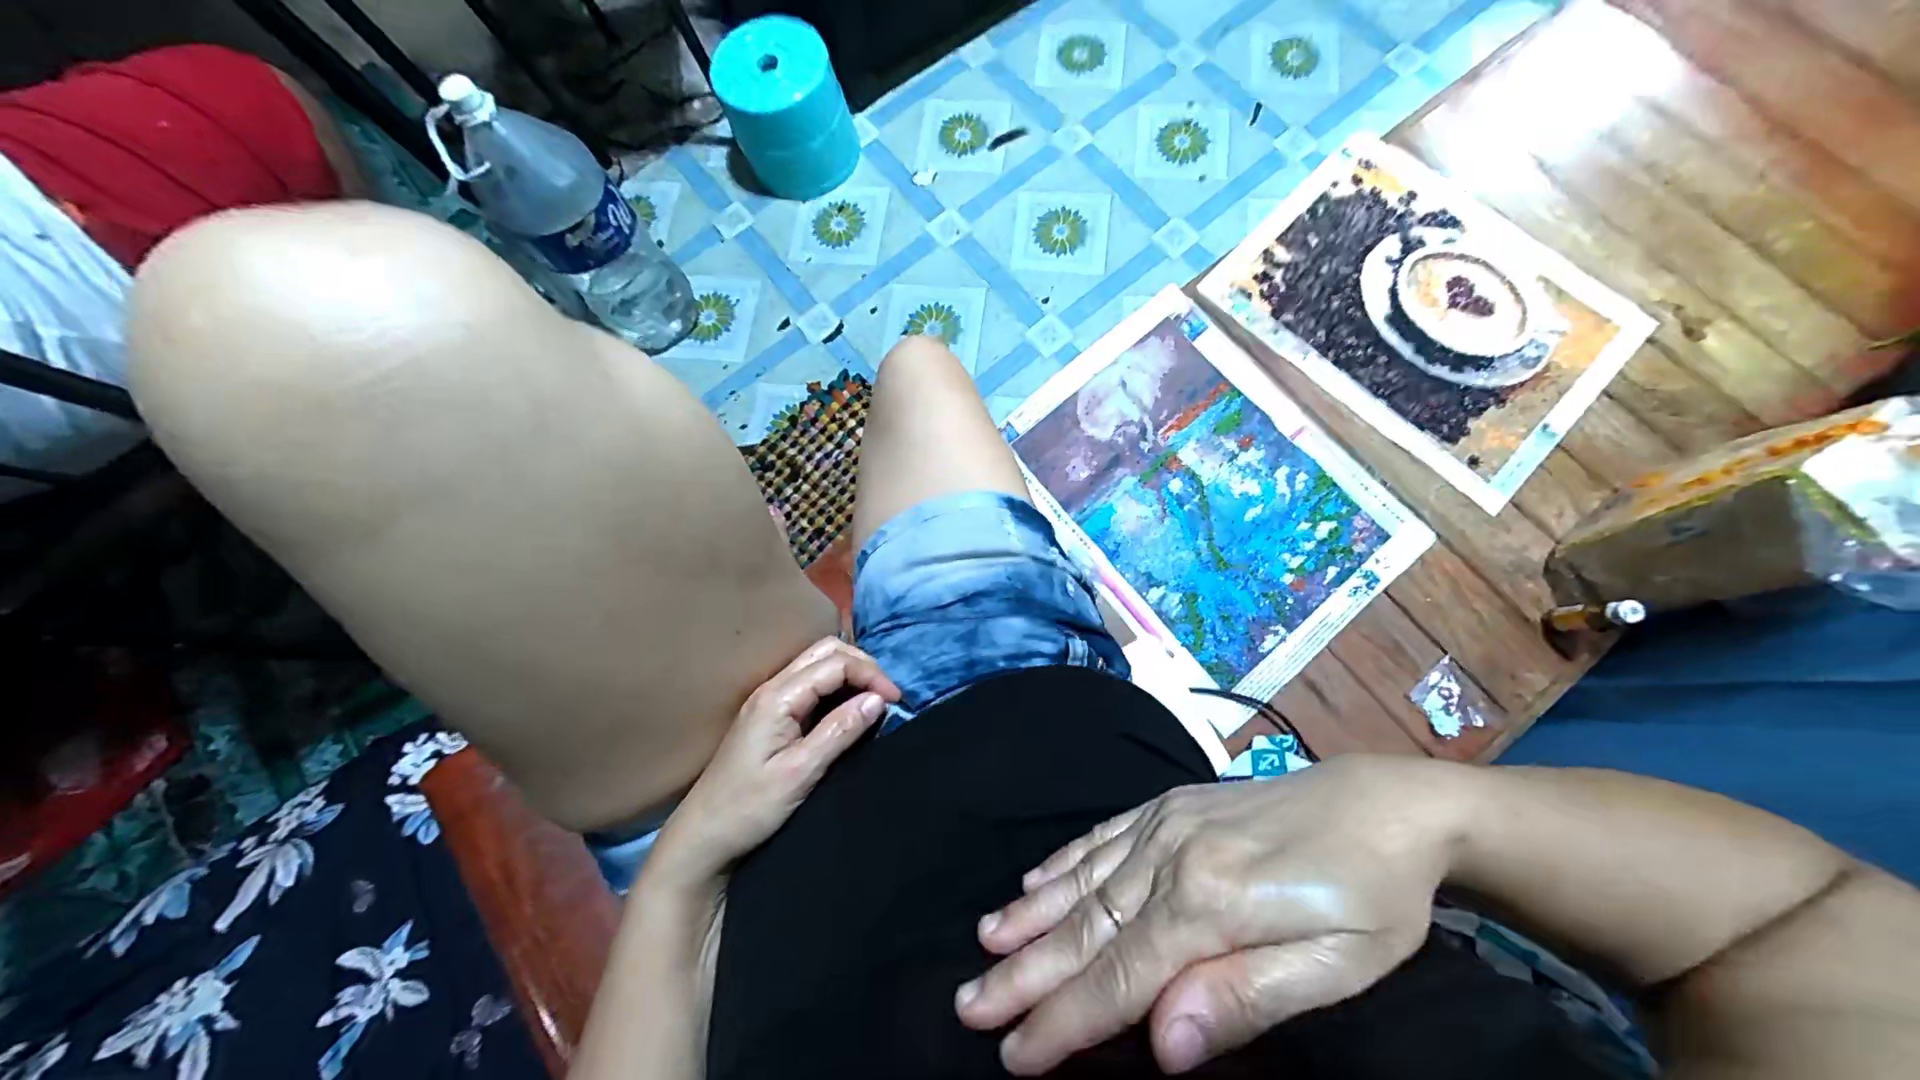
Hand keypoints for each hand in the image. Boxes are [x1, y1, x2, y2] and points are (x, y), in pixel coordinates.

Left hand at [649, 637, 900, 885]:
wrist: (702, 837)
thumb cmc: (749, 808)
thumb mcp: (801, 772)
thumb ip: (840, 731)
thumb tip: (878, 700)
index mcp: (778, 697)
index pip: (835, 663)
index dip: (871, 675)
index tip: (895, 701)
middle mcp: (772, 688)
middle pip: (826, 652)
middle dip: (862, 665)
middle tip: (886, 696)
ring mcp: (769, 700)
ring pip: (818, 664)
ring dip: (850, 673)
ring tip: (873, 700)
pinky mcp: (770, 715)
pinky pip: (810, 683)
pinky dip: (837, 686)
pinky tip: (849, 708)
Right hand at [954, 756, 1471, 1074]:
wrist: (1381, 804)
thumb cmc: (1372, 897)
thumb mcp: (1338, 967)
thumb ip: (1245, 998)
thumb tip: (1164, 1046)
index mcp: (1211, 902)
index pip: (1122, 975)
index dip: (1064, 1018)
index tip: (1012, 1053)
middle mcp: (1171, 856)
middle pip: (1088, 926)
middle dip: (1026, 971)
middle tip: (969, 1004)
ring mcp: (1165, 823)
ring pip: (1084, 879)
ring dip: (1030, 915)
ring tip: (986, 943)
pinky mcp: (1169, 805)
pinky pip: (1103, 837)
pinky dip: (1063, 862)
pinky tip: (1034, 880)